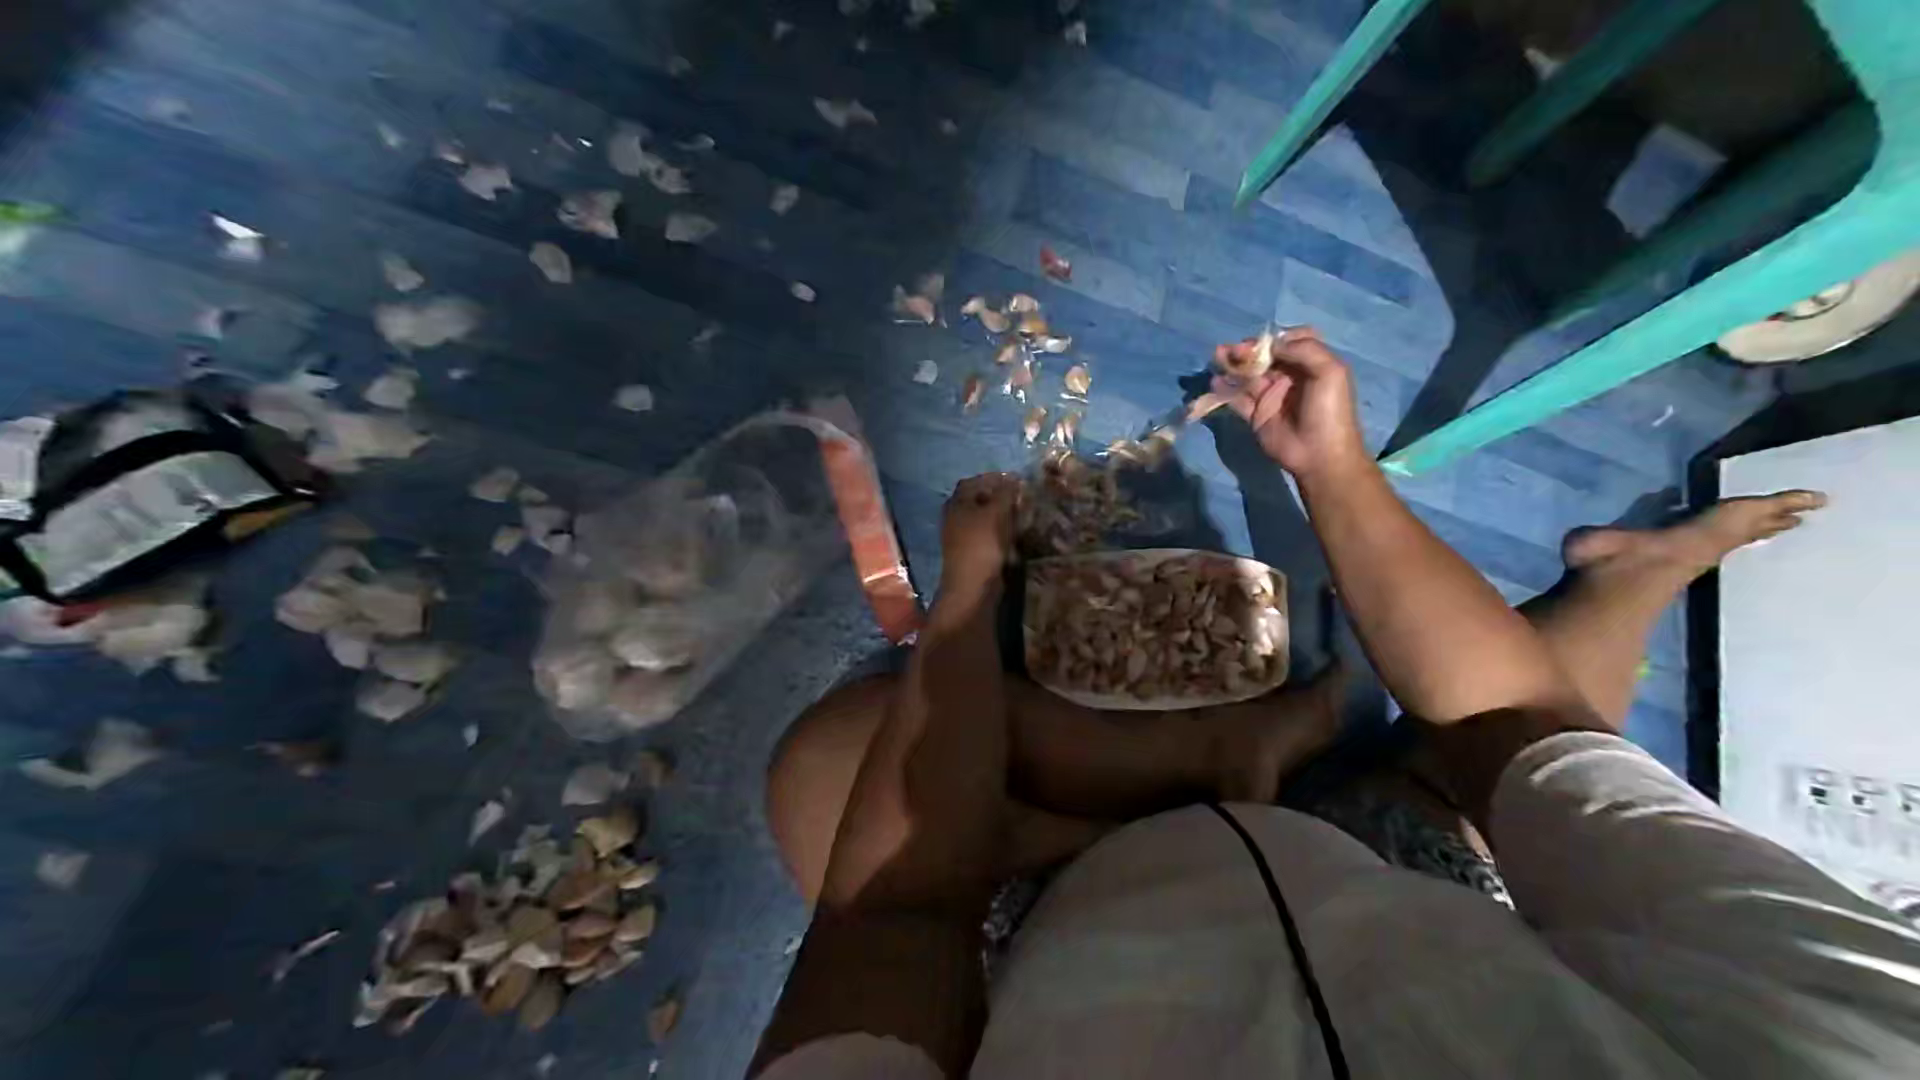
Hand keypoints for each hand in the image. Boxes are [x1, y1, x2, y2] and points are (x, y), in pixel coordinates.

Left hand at [939, 472, 1020, 597]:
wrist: (972, 587)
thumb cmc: (982, 545)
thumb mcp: (996, 513)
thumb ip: (1005, 493)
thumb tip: (1014, 478)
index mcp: (957, 504)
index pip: (974, 482)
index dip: (994, 479)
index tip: (1015, 481)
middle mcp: (956, 518)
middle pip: (979, 501)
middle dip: (1001, 499)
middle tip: (1022, 499)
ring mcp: (963, 538)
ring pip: (986, 521)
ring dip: (1004, 518)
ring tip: (1023, 518)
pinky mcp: (973, 554)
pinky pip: (989, 539)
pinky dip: (1002, 536)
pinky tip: (1016, 541)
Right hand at [1211, 326, 1367, 479]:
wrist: (1319, 453)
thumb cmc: (1329, 410)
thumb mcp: (1330, 372)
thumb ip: (1304, 350)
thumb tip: (1271, 345)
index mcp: (1309, 365)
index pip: (1290, 342)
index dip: (1275, 339)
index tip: (1264, 344)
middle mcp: (1289, 378)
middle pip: (1264, 357)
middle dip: (1247, 350)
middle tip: (1232, 350)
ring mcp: (1270, 397)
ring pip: (1248, 376)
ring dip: (1232, 365)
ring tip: (1217, 357)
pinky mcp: (1256, 415)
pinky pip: (1237, 399)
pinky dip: (1225, 389)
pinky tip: (1216, 382)